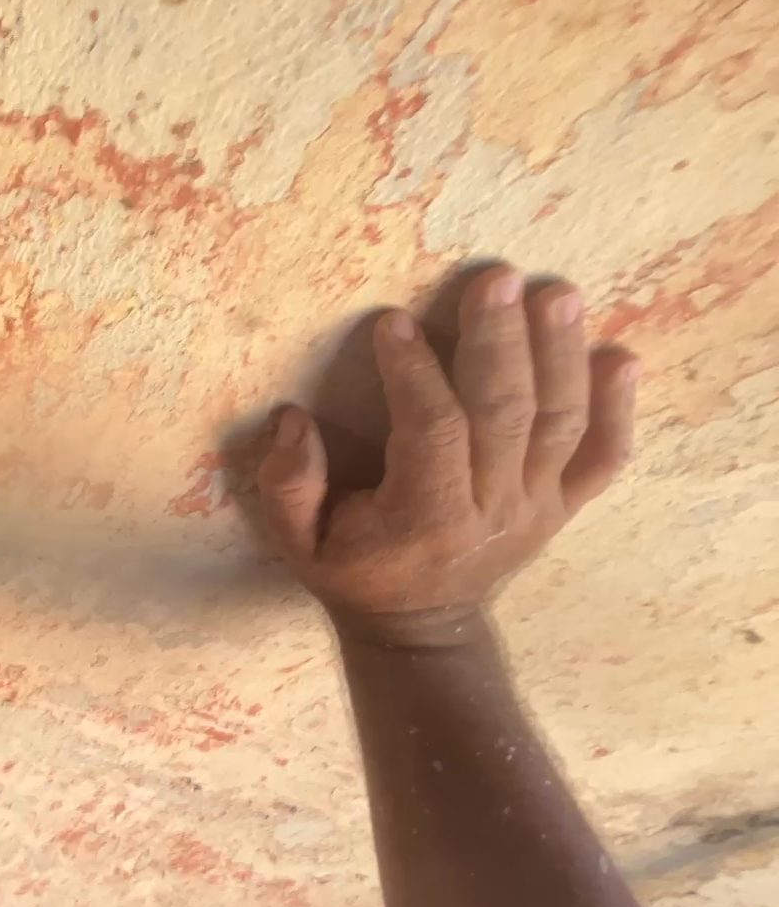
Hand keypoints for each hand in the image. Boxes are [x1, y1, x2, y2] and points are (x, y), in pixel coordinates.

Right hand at [258, 266, 639, 645]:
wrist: (420, 627)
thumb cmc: (349, 574)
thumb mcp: (294, 540)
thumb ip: (288, 483)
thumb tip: (292, 417)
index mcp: (425, 516)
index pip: (433, 430)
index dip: (414, 373)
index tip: (394, 321)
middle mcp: (494, 508)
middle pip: (508, 412)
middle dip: (499, 340)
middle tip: (494, 279)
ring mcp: (538, 506)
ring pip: (560, 421)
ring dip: (560, 352)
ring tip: (555, 293)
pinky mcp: (561, 504)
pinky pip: (604, 454)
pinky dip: (618, 406)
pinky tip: (618, 356)